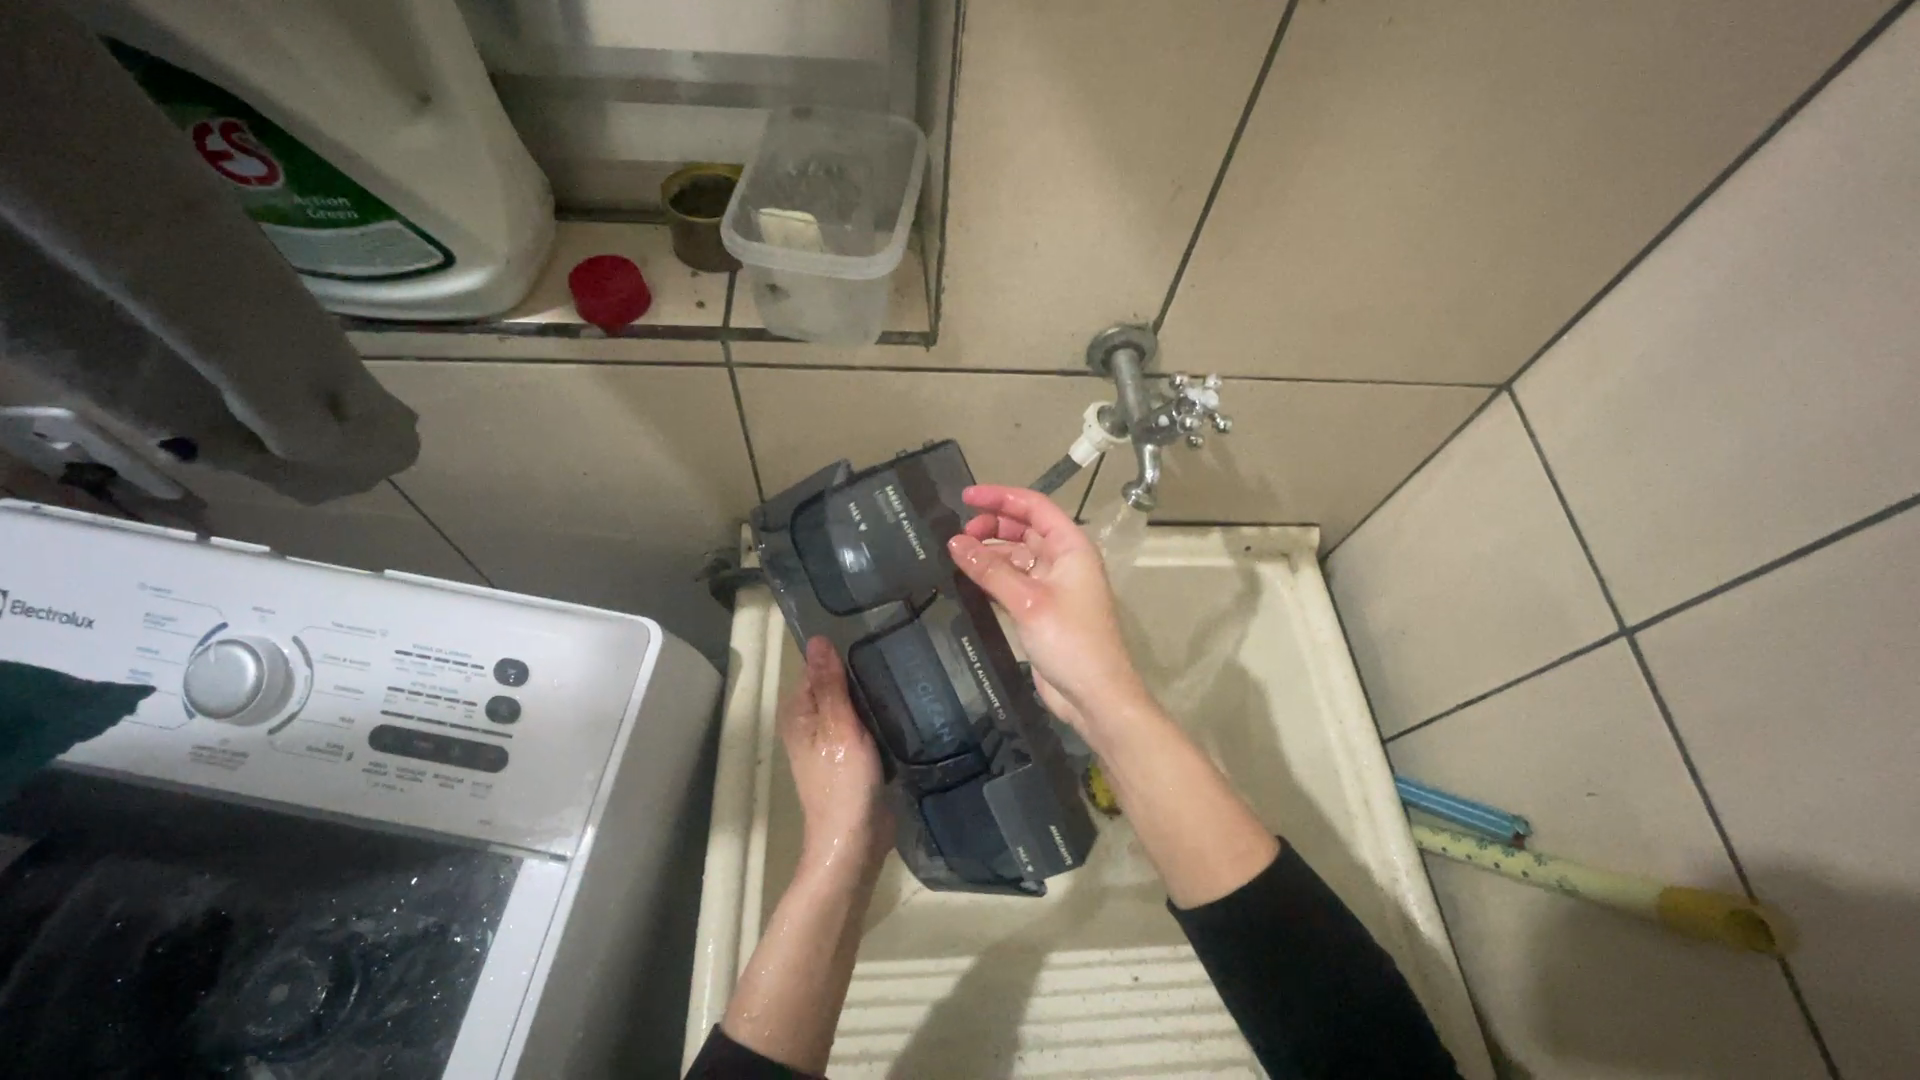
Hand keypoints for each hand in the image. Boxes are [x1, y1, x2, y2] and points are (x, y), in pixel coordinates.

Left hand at [780, 638, 892, 876]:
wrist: (855, 841)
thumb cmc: (843, 784)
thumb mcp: (838, 728)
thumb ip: (830, 685)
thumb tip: (817, 639)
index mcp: (799, 713)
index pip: (818, 667)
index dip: (842, 653)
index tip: (875, 638)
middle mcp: (811, 724)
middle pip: (837, 685)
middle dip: (862, 673)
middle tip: (899, 654)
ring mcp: (832, 742)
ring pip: (854, 705)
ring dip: (874, 696)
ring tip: (906, 675)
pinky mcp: (853, 757)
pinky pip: (867, 725)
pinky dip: (881, 718)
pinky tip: (903, 708)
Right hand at [946, 484, 1153, 736]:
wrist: (1094, 694)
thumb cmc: (1070, 641)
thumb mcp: (1027, 601)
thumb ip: (990, 569)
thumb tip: (955, 542)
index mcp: (1071, 547)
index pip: (1035, 507)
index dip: (1001, 497)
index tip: (966, 497)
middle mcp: (1064, 561)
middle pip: (1025, 529)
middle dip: (992, 526)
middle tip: (958, 535)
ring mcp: (1053, 586)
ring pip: (1017, 556)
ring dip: (990, 552)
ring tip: (957, 556)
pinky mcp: (1041, 609)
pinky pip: (1014, 582)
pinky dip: (993, 577)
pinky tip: (969, 579)